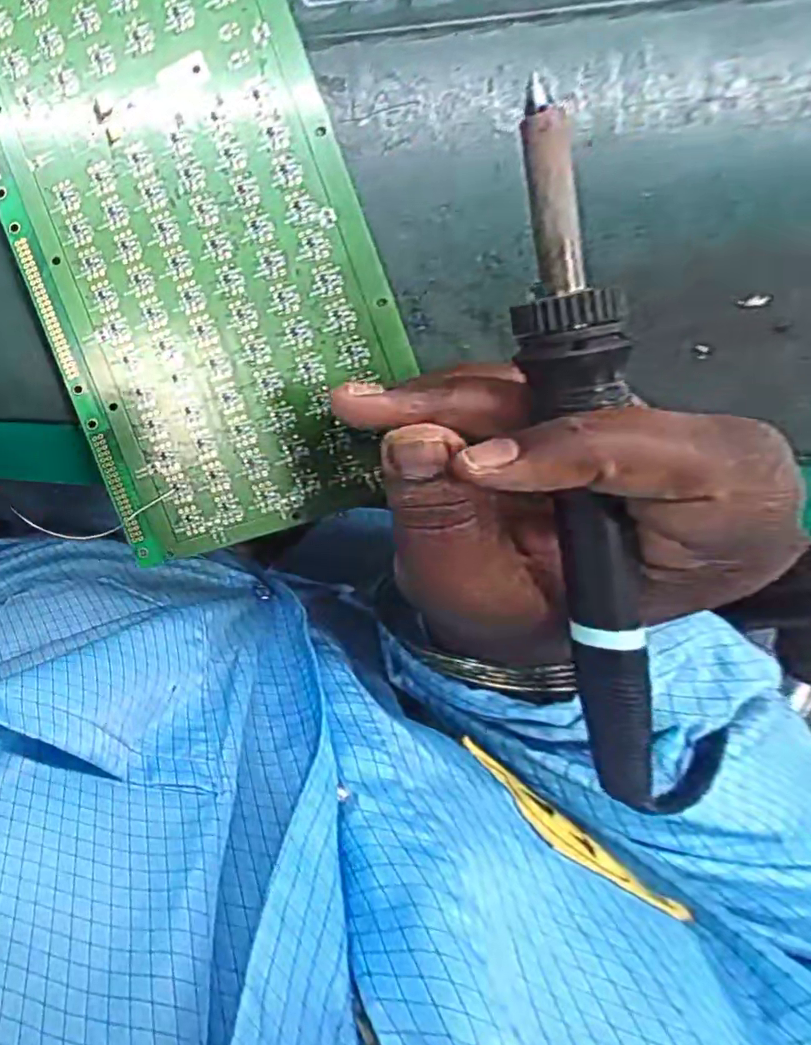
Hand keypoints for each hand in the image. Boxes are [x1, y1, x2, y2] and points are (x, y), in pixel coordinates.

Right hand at [331, 364, 807, 665]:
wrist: (505, 619)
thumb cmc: (506, 619)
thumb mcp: (469, 589)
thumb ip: (443, 520)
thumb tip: (410, 441)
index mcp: (719, 532)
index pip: (682, 461)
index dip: (573, 449)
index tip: (469, 466)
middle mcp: (689, 464)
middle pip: (591, 405)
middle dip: (471, 407)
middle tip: (381, 412)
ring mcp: (627, 434)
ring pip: (540, 386)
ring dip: (442, 398)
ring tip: (363, 408)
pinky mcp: (572, 419)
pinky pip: (511, 391)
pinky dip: (440, 401)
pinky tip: (385, 410)